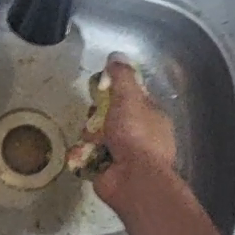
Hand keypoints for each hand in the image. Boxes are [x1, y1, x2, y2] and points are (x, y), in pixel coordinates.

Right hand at [92, 55, 180, 212]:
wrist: (134, 180)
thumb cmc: (136, 135)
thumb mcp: (129, 98)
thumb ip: (122, 77)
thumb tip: (115, 55)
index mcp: (152, 117)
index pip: (132, 98)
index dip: (116, 91)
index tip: (101, 87)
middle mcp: (141, 136)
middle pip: (111, 116)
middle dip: (97, 115)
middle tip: (94, 115)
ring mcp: (124, 155)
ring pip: (98, 136)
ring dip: (89, 135)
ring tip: (90, 138)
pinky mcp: (108, 170)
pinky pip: (89, 156)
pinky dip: (83, 154)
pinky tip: (82, 153)